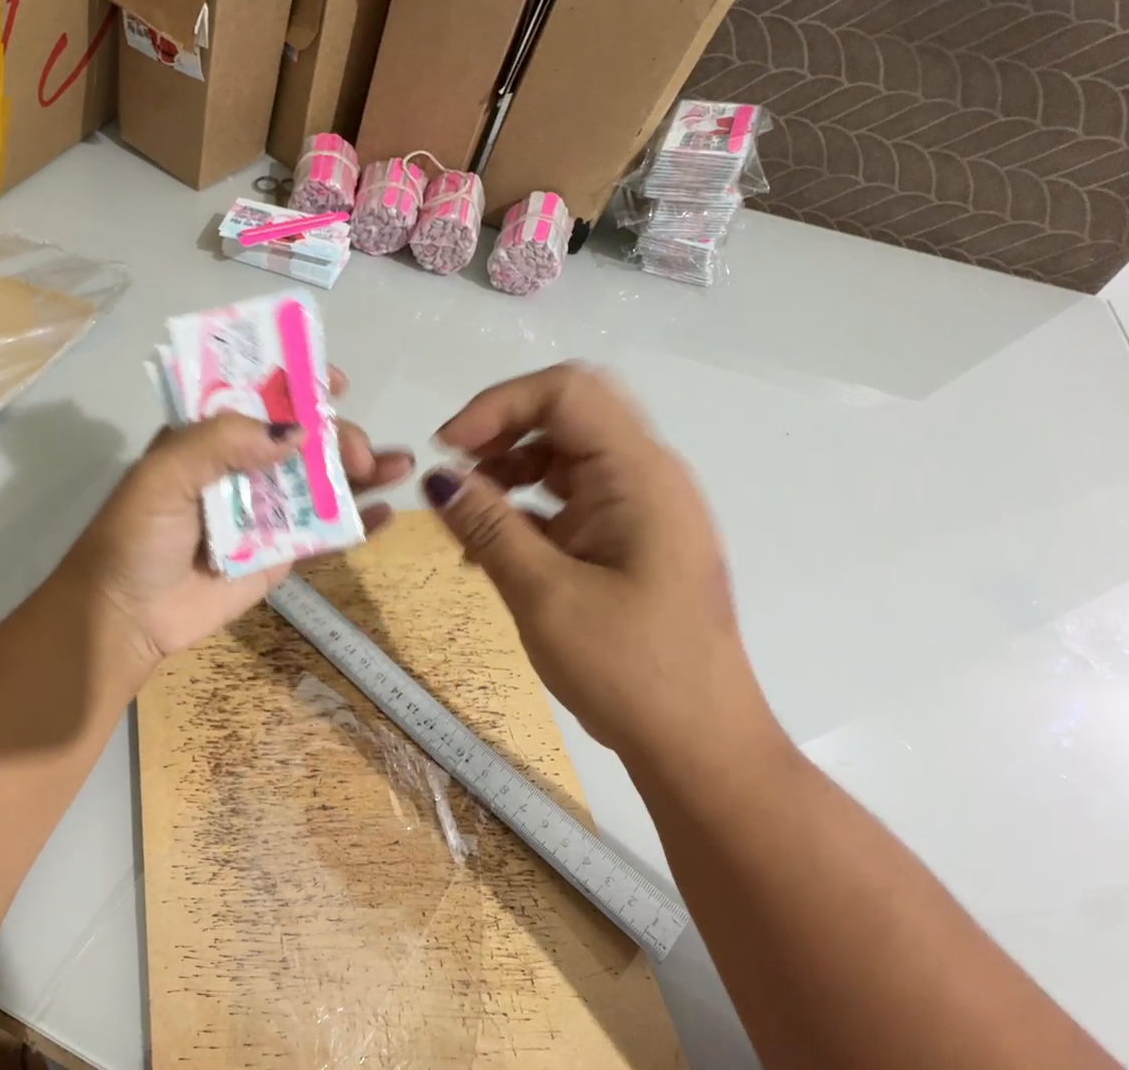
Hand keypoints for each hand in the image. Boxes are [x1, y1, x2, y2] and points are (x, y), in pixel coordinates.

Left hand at [60, 369, 412, 667]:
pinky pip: (325, 531)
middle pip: (302, 439)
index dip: (299, 382)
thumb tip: (296, 431)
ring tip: (401, 466)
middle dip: (338, 436)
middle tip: (359, 455)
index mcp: (207, 437)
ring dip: (363, 470)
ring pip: (322, 481)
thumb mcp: (164, 476)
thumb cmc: (135, 537)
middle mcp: (240, 467)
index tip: (336, 382)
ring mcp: (264, 511)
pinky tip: (386, 514)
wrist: (127, 615)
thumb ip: (220, 442)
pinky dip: (357, 521)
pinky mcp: (280, 553)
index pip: (260, 395)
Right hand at [423, 364, 771, 764]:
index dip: (497, 406)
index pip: (567, 392)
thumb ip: (487, 527)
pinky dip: (525, 508)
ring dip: (508, 471)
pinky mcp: (629, 542)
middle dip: (500, 431)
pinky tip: (490, 547)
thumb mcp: (543, 594)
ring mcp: (640, 511)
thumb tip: (436, 477)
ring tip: (463, 517)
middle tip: (451, 474)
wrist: (697, 743)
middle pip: (567, 414)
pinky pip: (570, 499)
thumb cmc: (627, 668)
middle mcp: (646, 478)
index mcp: (639, 476)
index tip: (445, 451)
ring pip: (564, 456)